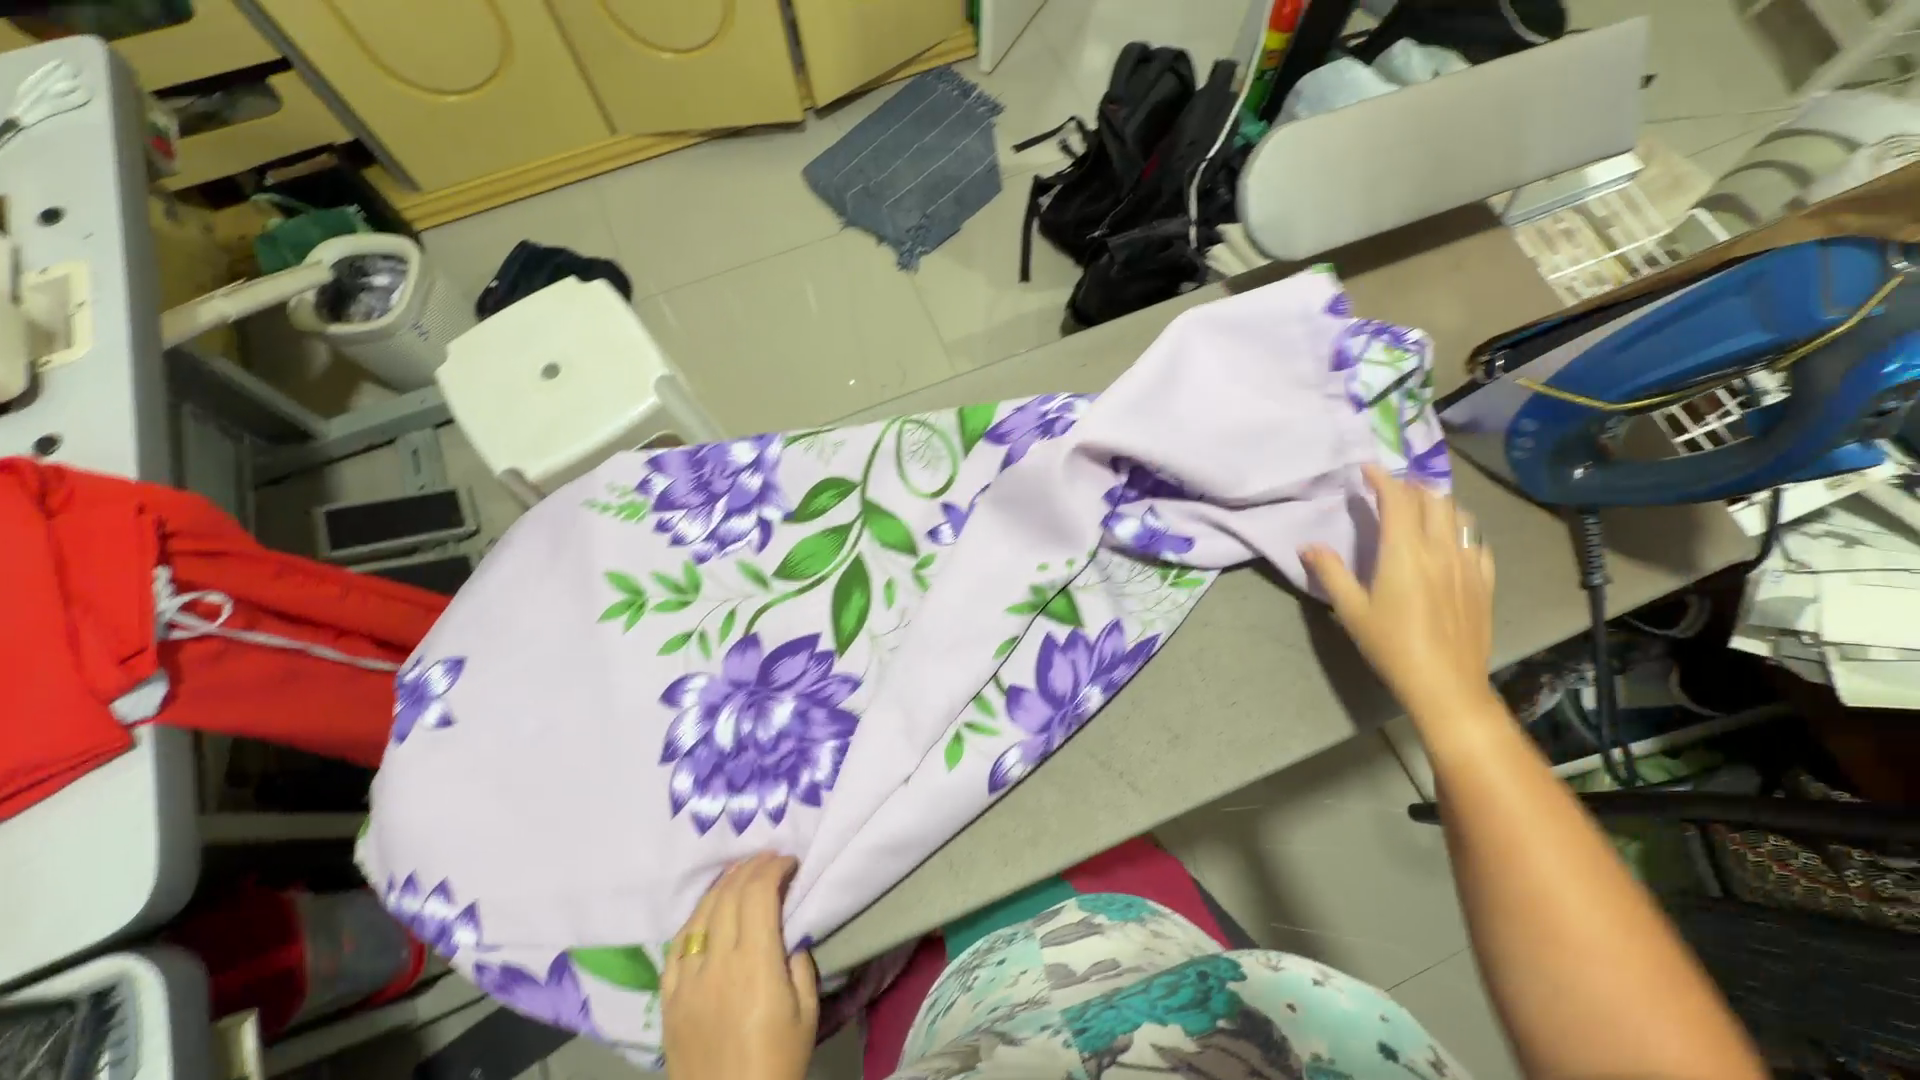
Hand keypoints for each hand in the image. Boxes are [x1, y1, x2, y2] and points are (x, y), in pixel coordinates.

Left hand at [663, 855, 817, 1079]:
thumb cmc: (777, 1063)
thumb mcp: (807, 1014)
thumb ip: (800, 966)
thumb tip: (790, 935)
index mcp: (756, 964)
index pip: (759, 895)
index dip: (773, 870)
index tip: (789, 862)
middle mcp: (718, 962)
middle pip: (729, 896)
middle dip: (751, 868)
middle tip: (769, 859)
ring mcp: (688, 978)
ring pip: (701, 913)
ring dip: (722, 885)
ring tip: (740, 873)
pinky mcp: (669, 996)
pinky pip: (677, 944)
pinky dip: (694, 918)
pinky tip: (706, 910)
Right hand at [1301, 465, 1497, 724]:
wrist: (1445, 683)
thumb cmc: (1391, 646)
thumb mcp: (1352, 611)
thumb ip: (1331, 573)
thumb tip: (1309, 546)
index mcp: (1404, 552)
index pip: (1398, 499)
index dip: (1383, 478)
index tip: (1368, 470)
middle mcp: (1440, 548)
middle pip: (1432, 499)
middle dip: (1411, 486)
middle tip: (1392, 489)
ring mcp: (1467, 563)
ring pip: (1459, 515)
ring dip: (1438, 502)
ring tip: (1422, 506)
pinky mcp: (1484, 581)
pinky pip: (1478, 542)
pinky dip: (1462, 529)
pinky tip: (1453, 539)